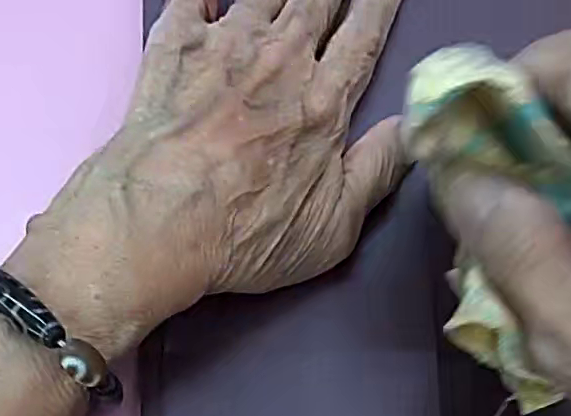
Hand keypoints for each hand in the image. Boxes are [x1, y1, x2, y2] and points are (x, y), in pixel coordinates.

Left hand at [8, 0, 408, 357]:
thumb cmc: (248, 236)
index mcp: (322, 102)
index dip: (378, 7)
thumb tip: (409, 130)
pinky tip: (210, 0)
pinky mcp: (173, 46)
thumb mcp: (329, 231)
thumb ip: (374, 176)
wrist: (162, 222)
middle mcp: (279, 58)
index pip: (363, 36)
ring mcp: (224, 45)